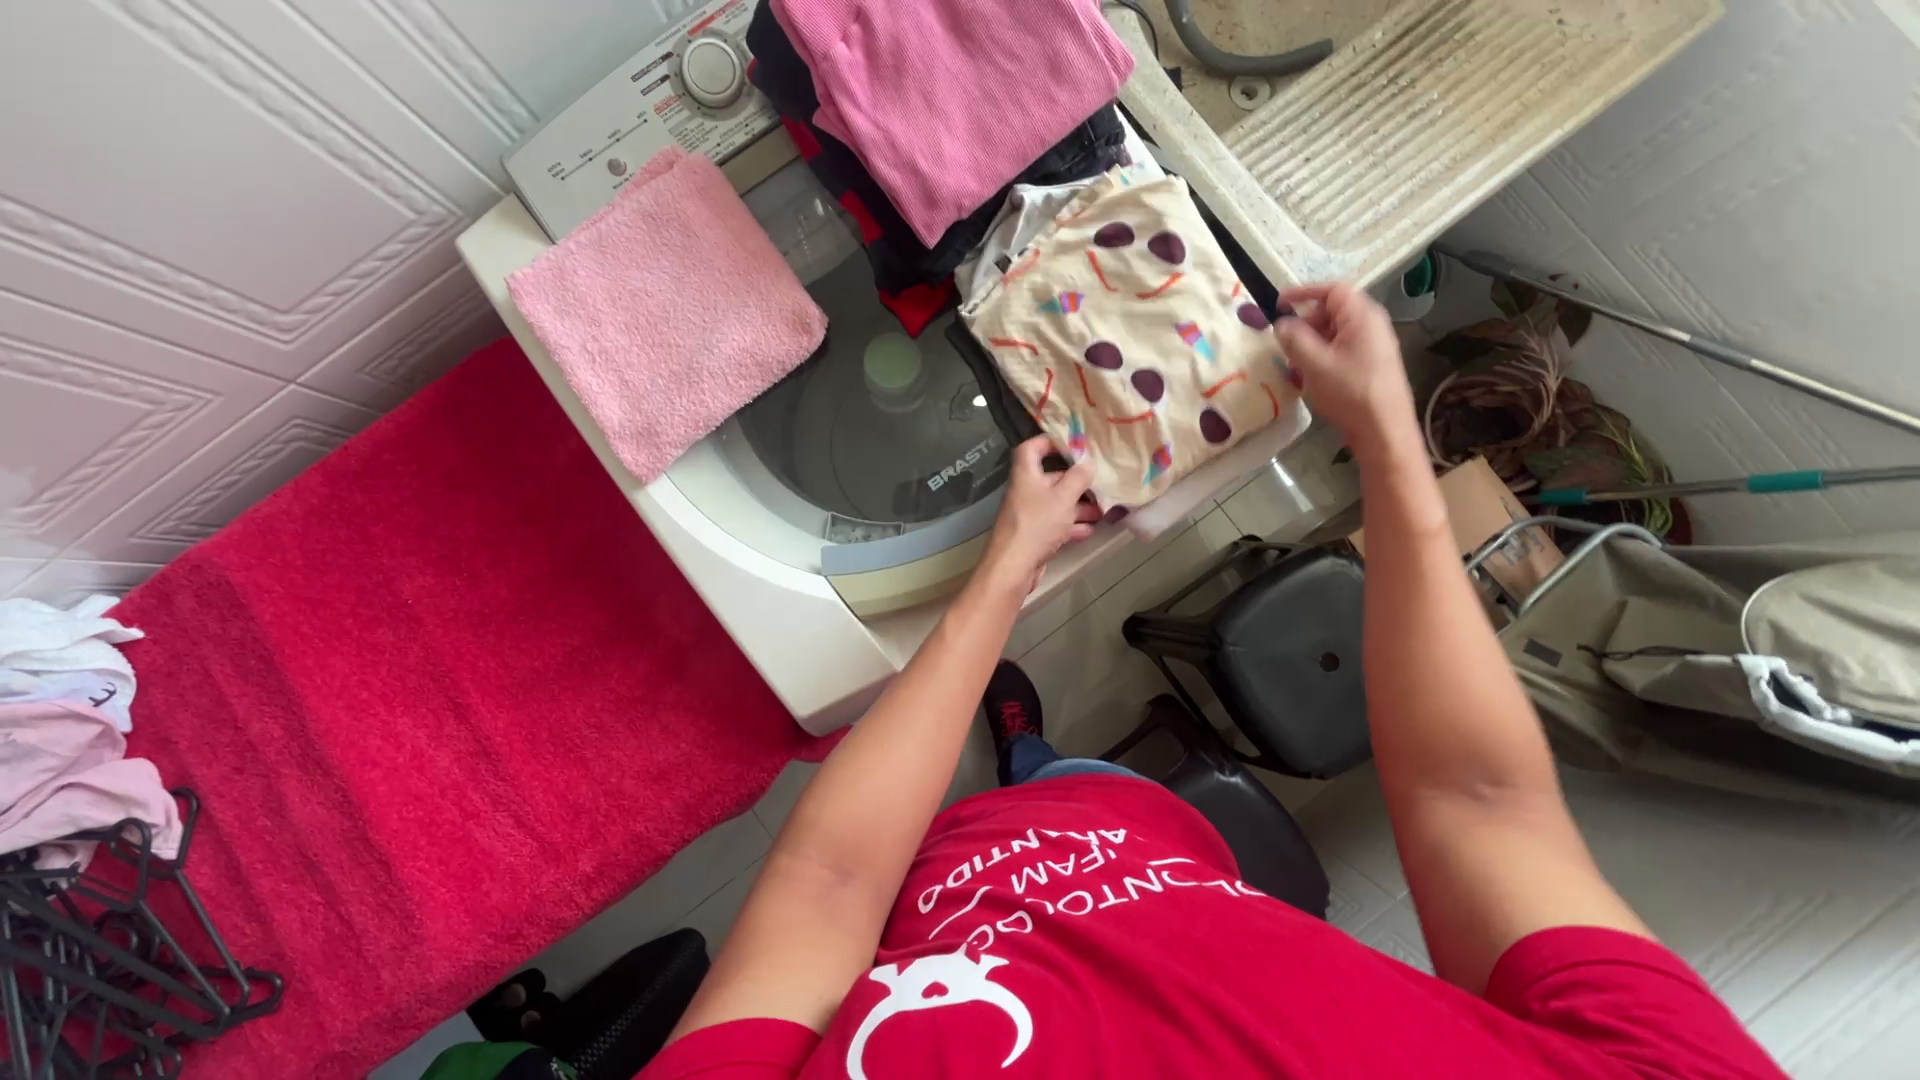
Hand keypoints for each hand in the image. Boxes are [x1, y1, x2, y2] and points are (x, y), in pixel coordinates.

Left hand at [978, 437, 1100, 595]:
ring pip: (1056, 504)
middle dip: (1076, 482)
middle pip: (1051, 478)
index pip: (1032, 448)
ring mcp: (1029, 515)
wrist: (1014, 567)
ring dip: (1079, 507)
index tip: (1072, 446)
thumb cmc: (1037, 524)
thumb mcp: (1063, 497)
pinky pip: (1055, 525)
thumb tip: (1087, 463)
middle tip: (1099, 484)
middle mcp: (1025, 492)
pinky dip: (1072, 526)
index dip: (1049, 442)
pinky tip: (1090, 530)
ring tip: (1103, 511)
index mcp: (1026, 475)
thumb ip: (1078, 478)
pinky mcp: (1034, 536)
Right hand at [1274, 283, 1421, 459]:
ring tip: (1296, 363)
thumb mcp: (1315, 364)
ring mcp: (1374, 345)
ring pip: (1336, 332)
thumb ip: (1294, 339)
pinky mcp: (1372, 363)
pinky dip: (1323, 355)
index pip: (1332, 290)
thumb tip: (1281, 324)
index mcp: (1362, 316)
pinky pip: (1342, 348)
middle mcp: (1372, 324)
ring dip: (1312, 342)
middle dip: (1306, 322)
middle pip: (1333, 310)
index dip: (1303, 292)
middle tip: (1286, 342)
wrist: (1383, 429)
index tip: (1278, 304)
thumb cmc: (1350, 392)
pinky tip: (1312, 377)